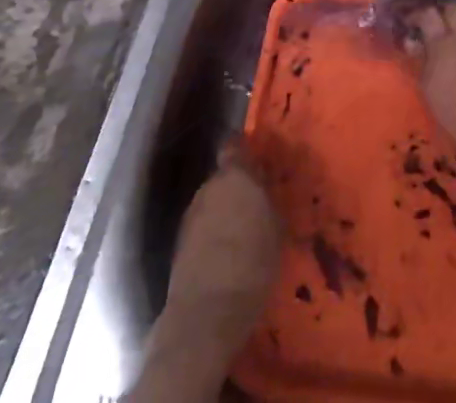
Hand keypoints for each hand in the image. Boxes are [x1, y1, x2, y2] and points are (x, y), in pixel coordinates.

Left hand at [160, 142, 282, 343]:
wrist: (207, 309)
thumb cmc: (254, 262)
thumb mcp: (276, 229)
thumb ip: (267, 201)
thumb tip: (263, 190)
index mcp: (235, 177)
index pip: (234, 146)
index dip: (242, 149)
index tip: (255, 158)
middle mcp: (208, 188)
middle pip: (222, 177)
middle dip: (236, 187)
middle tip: (255, 204)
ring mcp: (190, 214)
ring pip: (211, 202)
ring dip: (223, 211)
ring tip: (242, 233)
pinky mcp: (179, 242)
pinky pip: (201, 226)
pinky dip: (212, 233)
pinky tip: (225, 253)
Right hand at [406, 4, 455, 143]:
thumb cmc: (449, 104)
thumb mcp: (426, 82)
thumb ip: (421, 57)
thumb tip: (413, 42)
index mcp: (442, 42)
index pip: (427, 14)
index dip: (417, 13)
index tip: (410, 20)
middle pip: (453, 9)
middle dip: (442, 12)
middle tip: (435, 22)